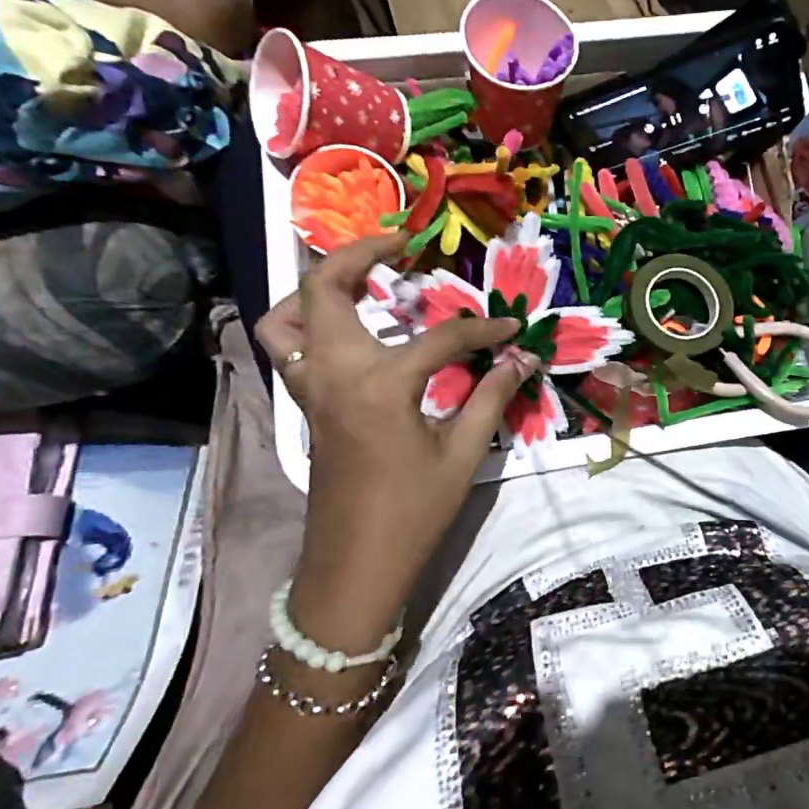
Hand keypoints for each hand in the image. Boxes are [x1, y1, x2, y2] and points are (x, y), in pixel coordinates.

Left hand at [256, 236, 536, 577]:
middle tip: (401, 245)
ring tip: (363, 282)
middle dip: (362, 253)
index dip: (484, 329)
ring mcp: (310, 387)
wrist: (356, 563)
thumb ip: (491, 396)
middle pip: (326, 288)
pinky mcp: (304, 404)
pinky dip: (306, 323)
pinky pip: (286, 347)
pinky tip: (348, 332)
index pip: (442, 336)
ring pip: (287, 314)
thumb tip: (522, 358)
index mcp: (380, 385)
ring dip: (319, 287)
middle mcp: (334, 373)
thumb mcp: (463, 453)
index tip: (511, 329)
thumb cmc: (413, 511)